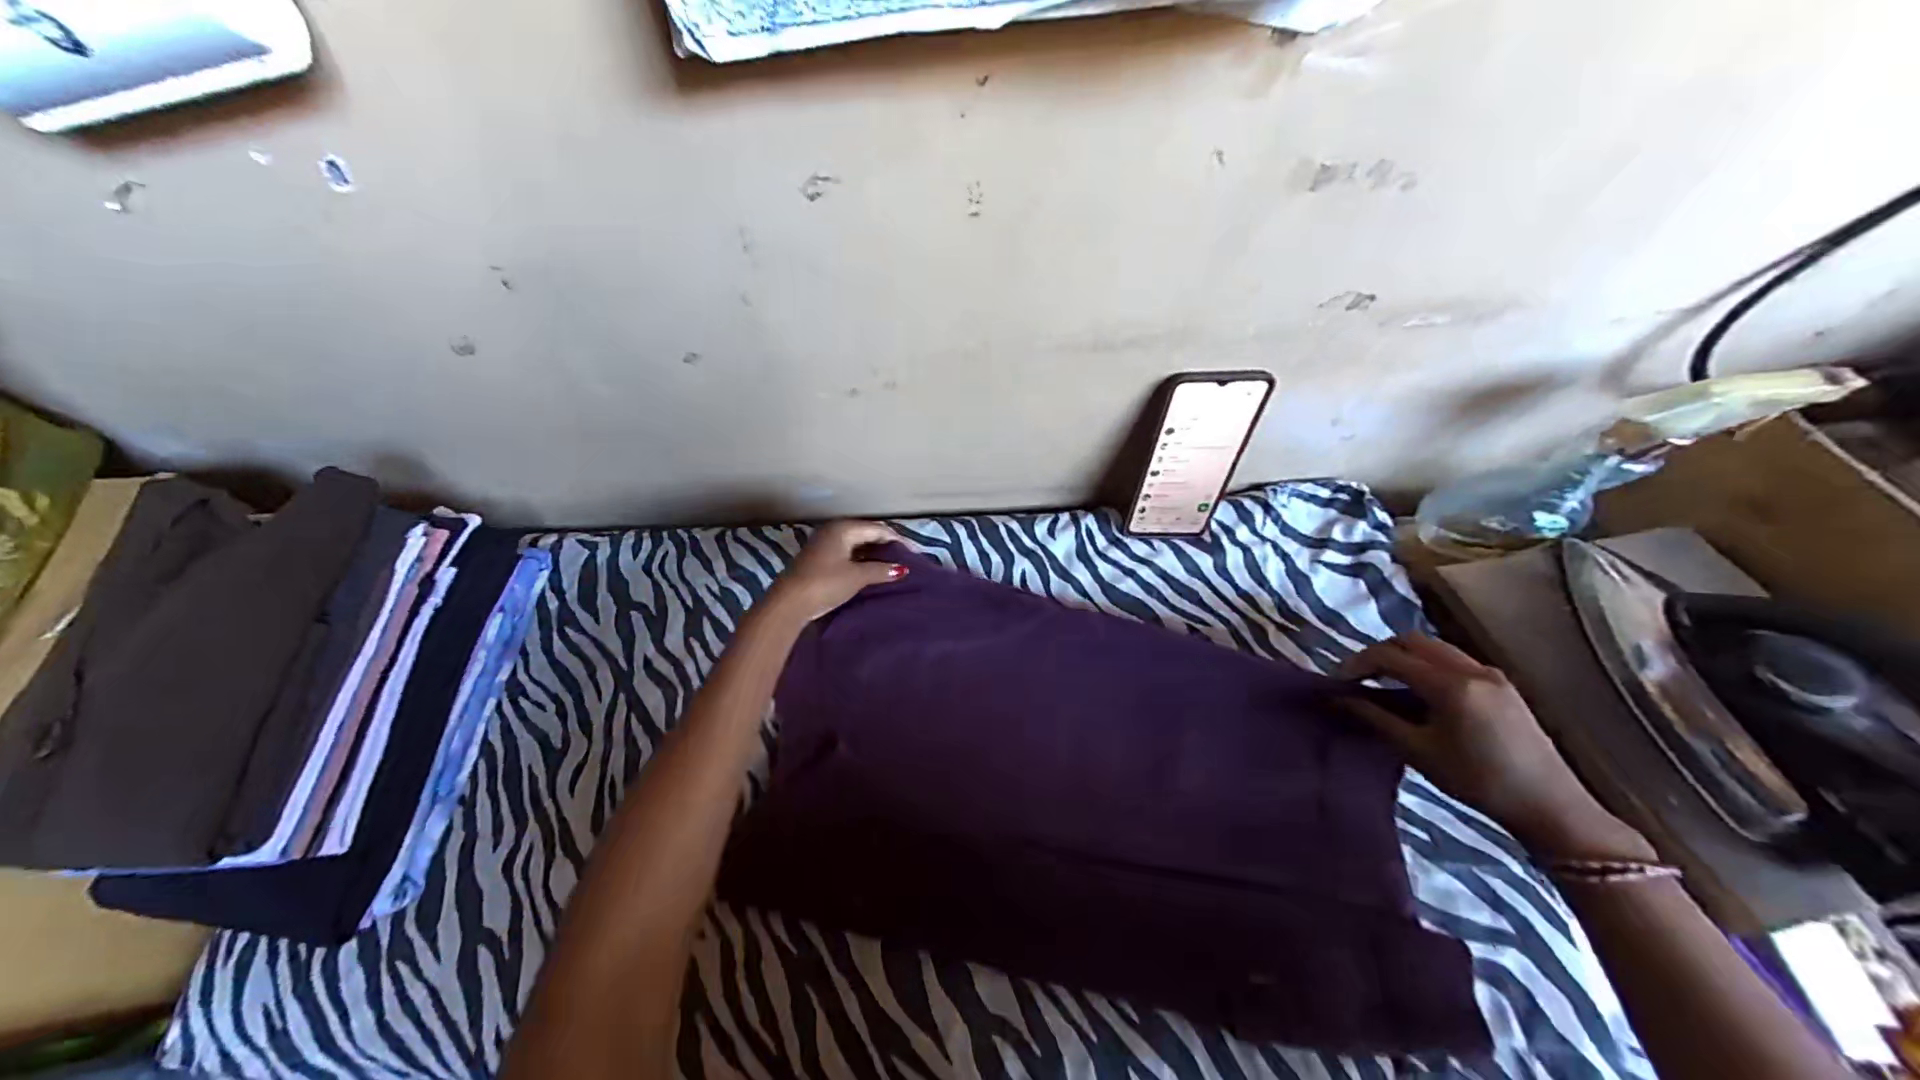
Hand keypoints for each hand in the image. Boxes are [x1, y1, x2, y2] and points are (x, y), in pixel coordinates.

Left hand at [762, 520, 908, 624]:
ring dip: (874, 552)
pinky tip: (871, 569)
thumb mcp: (857, 576)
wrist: (789, 603)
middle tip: (906, 558)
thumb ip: (881, 570)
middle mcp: (833, 530)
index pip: (878, 528)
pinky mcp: (819, 558)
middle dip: (886, 544)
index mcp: (844, 528)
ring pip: (857, 543)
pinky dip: (862, 558)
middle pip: (867, 533)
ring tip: (892, 564)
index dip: (898, 540)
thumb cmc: (825, 584)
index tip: (914, 553)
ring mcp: (824, 543)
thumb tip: (901, 569)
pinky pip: (847, 552)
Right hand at [1338, 634, 1654, 860]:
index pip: (1390, 655)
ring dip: (1405, 657)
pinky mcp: (1502, 684)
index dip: (1358, 663)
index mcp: (1450, 684)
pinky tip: (1419, 692)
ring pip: (1435, 647)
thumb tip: (1338, 699)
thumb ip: (1375, 718)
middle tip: (1359, 678)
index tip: (1338, 682)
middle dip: (1380, 653)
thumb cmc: (1476, 780)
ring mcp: (1491, 674)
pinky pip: (1454, 660)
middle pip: (1412, 641)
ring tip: (1385, 683)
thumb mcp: (1417, 750)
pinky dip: (1427, 665)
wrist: (1549, 805)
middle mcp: (1472, 668)